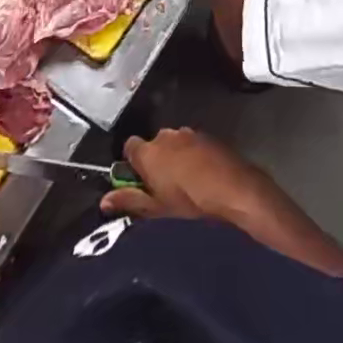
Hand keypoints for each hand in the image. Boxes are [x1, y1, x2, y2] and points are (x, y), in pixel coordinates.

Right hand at [101, 129, 309, 243]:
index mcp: (149, 151)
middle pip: (153, 145)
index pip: (129, 147)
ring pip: (174, 144)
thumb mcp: (157, 209)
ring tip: (187, 184)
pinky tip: (204, 176)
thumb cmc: (192, 203)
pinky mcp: (210, 137)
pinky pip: (193, 145)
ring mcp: (190, 133)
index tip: (140, 182)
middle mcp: (167, 135)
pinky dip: (194, 156)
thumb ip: (129, 200)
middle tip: (164, 187)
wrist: (237, 192)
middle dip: (156, 161)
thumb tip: (105, 200)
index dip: (132, 164)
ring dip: (176, 158)